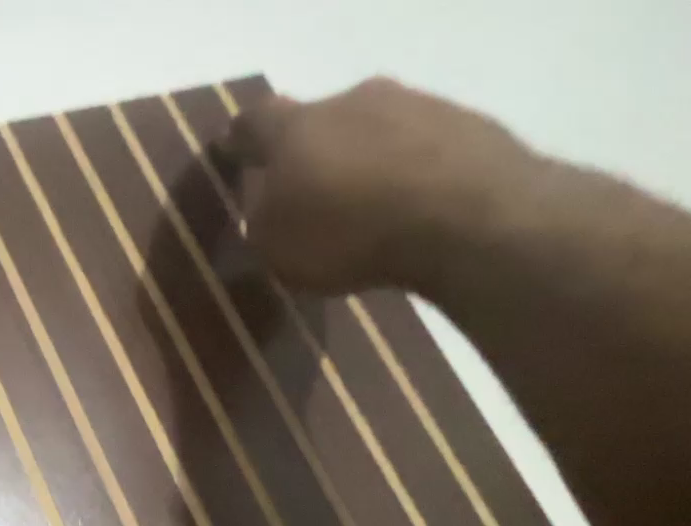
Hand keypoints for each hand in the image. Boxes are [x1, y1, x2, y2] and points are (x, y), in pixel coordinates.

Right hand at [225, 77, 539, 292]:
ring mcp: (416, 104)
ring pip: (370, 131)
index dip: (240, 140)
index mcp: (294, 128)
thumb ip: (262, 218)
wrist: (471, 219)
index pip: (252, 120)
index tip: (233, 158)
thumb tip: (269, 205)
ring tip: (360, 207)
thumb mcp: (272, 246)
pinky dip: (403, 171)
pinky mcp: (467, 122)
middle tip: (303, 194)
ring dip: (359, 161)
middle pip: (316, 122)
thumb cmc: (346, 234)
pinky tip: (404, 209)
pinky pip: (417, 147)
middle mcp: (353, 101)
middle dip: (306, 153)